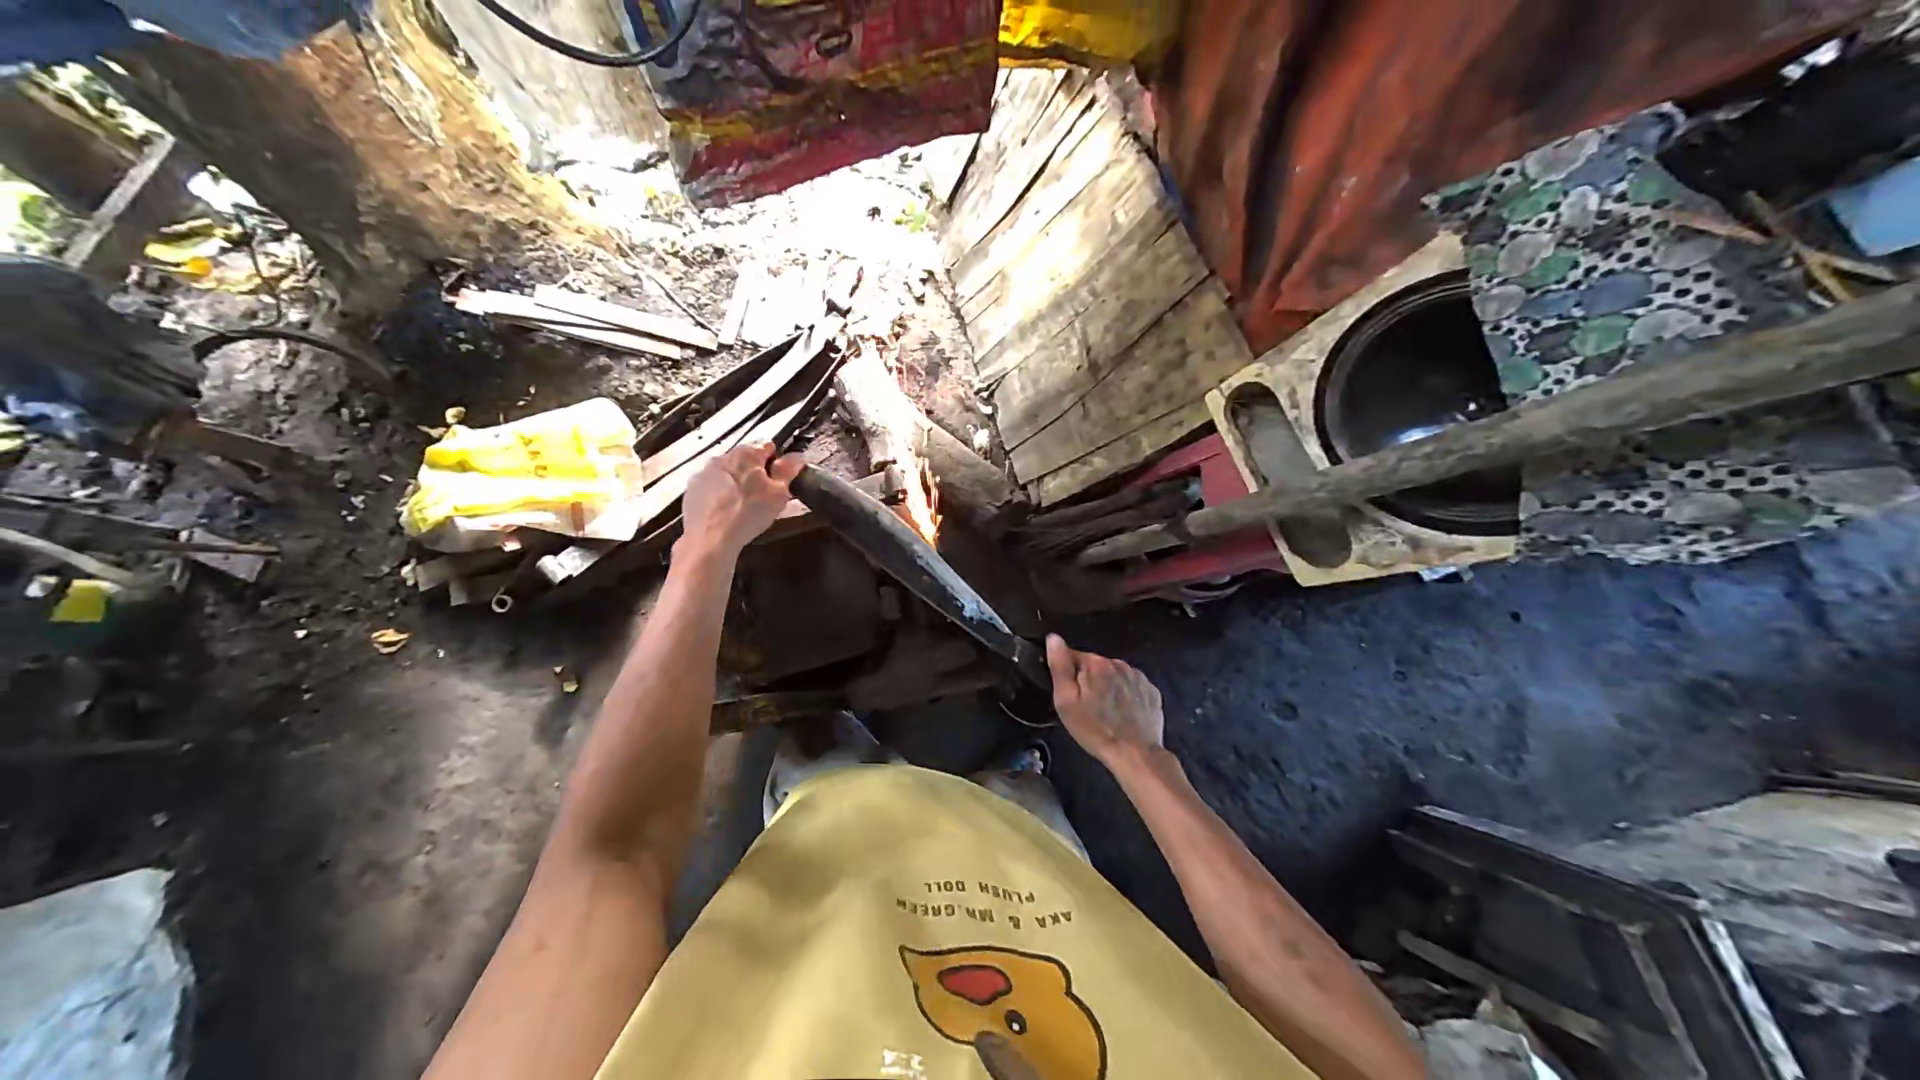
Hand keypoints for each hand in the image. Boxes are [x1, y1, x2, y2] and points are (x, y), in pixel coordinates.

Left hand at [679, 442, 805, 557]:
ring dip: (737, 484)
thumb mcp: (779, 493)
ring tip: (745, 507)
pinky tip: (727, 512)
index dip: (777, 462)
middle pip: (746, 461)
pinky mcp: (693, 489)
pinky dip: (720, 495)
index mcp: (746, 454)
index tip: (780, 477)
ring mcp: (705, 473)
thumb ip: (788, 470)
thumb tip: (796, 456)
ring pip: (728, 474)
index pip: (768, 447)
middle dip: (756, 474)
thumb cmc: (746, 514)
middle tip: (765, 497)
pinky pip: (712, 487)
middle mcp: (723, 457)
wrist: (710, 538)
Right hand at [1045, 634, 1164, 770]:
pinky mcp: (1152, 691)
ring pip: (1115, 676)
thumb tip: (1053, 638)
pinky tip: (1124, 714)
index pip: (1073, 656)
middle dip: (1090, 681)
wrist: (1135, 754)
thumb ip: (1060, 666)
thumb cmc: (1094, 729)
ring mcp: (1139, 677)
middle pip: (1096, 666)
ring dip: (1108, 687)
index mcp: (1096, 664)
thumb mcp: (1066, 701)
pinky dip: (1126, 695)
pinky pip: (1132, 687)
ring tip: (1106, 712)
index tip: (1070, 694)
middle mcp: (1119, 663)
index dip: (1068, 674)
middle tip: (1086, 707)